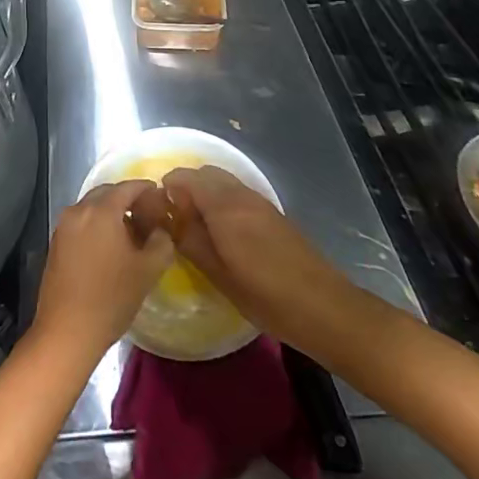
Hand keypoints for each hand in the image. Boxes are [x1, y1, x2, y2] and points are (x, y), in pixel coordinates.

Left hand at [32, 180, 175, 355]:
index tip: (162, 199)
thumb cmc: (111, 298)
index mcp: (102, 210)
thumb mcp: (148, 269)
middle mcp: (78, 211)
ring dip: (111, 212)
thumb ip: (162, 242)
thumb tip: (161, 231)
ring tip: (131, 232)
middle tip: (148, 215)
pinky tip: (110, 247)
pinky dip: (97, 225)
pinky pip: (81, 223)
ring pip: (92, 208)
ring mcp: (63, 228)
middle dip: (128, 199)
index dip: (147, 189)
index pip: (129, 187)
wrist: (66, 333)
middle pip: (107, 193)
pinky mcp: (55, 245)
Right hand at [162, 165, 355, 351]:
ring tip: (196, 229)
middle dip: (186, 188)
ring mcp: (261, 202)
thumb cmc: (264, 294)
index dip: (168, 187)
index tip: (157, 210)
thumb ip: (190, 239)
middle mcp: (243, 194)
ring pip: (225, 183)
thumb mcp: (217, 272)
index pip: (188, 177)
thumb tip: (166, 215)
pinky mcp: (273, 214)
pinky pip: (239, 195)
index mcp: (225, 205)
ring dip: (206, 194)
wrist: (321, 305)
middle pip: (208, 174)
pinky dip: (223, 202)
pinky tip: (222, 234)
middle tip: (174, 220)